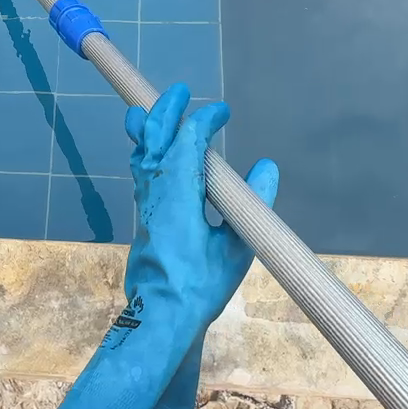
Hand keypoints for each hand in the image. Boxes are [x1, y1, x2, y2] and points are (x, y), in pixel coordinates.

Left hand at [124, 82, 278, 332]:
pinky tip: (149, 153)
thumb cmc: (200, 286)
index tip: (222, 111)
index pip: (188, 141)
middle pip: (154, 138)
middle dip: (165, 111)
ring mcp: (145, 203)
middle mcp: (155, 191)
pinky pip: (140, 172)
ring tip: (145, 110)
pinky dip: (145, 152)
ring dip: (147, 129)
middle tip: (179, 91)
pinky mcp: (143, 216)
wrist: (160, 317)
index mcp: (178, 193)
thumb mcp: (236, 248)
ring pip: (141, 154)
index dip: (204, 120)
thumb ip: (252, 205)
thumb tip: (267, 168)